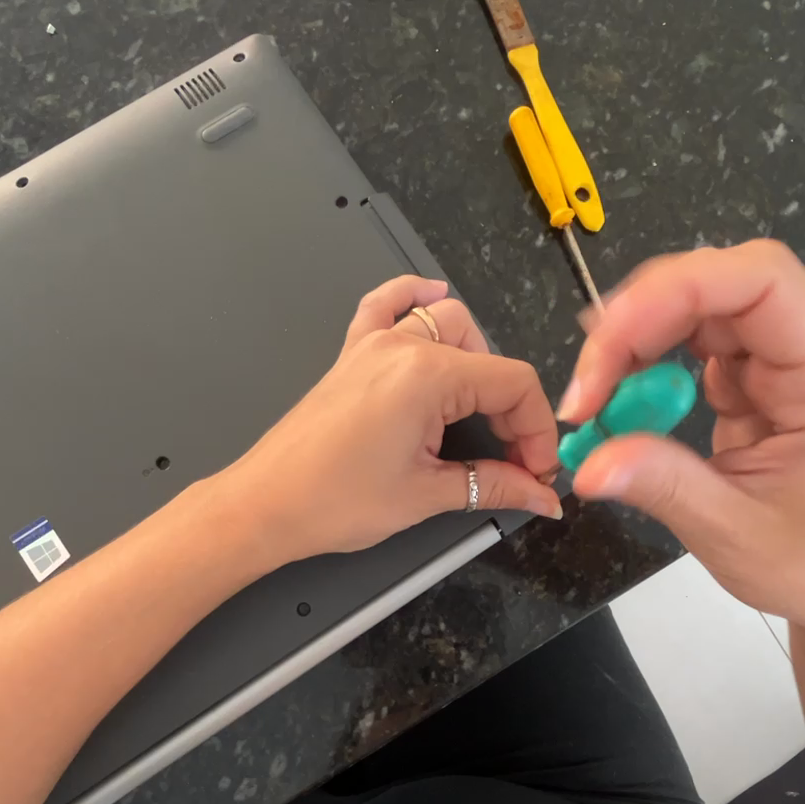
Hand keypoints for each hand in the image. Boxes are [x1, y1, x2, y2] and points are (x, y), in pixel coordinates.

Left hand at [215, 275, 564, 563]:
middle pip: (487, 356)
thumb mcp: (425, 495)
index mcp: (426, 375)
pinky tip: (431, 298)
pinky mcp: (352, 356)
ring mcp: (373, 345)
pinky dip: (413, 297)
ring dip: (476, 361)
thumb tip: (539, 493)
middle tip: (510, 459)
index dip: (538, 430)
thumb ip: (492, 486)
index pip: (513, 384)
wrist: (265, 506)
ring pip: (447, 324)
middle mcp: (402, 347)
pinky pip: (386, 305)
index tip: (537, 469)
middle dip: (510, 408)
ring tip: (478, 414)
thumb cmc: (331, 501)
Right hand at [561, 242, 804, 643]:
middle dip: (638, 323)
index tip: (605, 345)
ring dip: (631, 343)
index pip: (762, 282)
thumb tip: (585, 464)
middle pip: (719, 285)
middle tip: (584, 389)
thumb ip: (662, 486)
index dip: (676, 292)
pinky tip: (613, 395)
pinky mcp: (753, 376)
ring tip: (590, 398)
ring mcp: (782, 359)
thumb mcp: (732, 533)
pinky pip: (689, 343)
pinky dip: (641, 363)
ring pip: (697, 307)